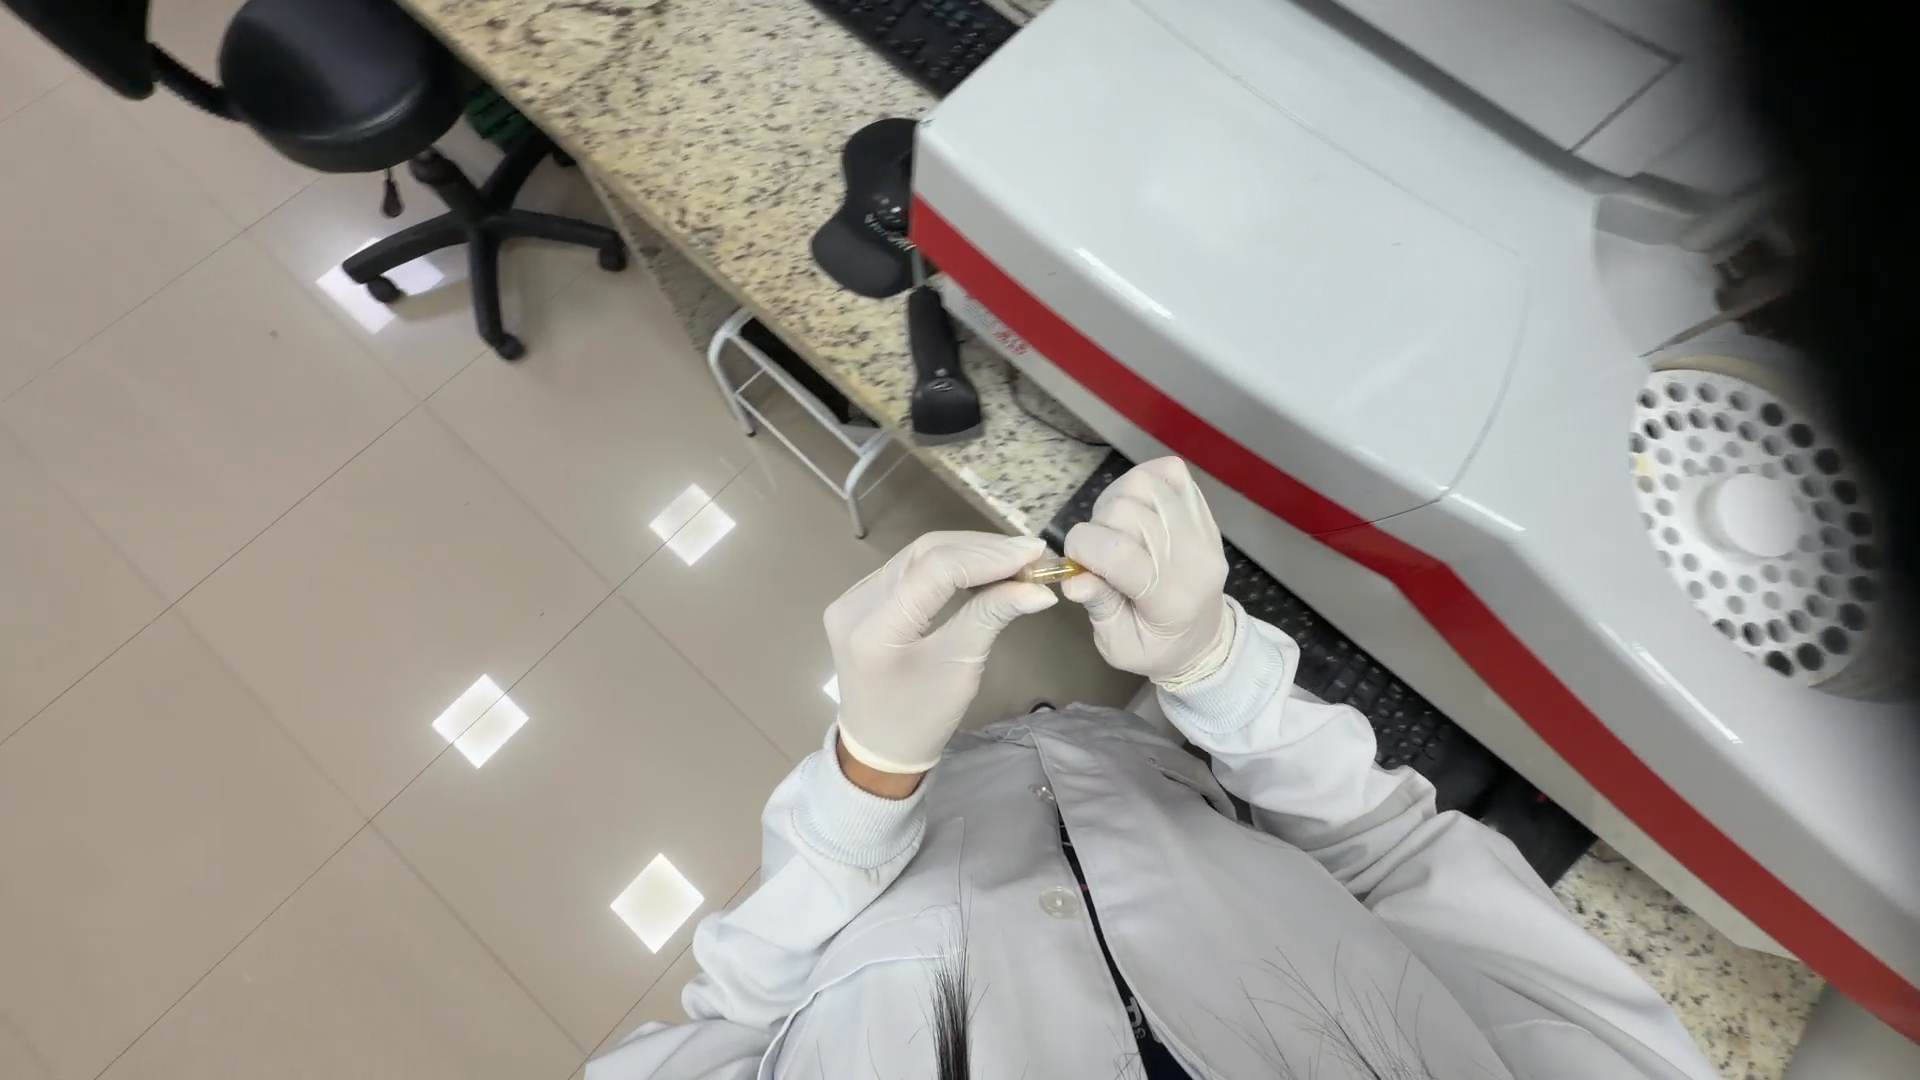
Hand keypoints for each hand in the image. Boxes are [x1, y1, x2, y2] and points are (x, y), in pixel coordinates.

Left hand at [828, 531, 1057, 776]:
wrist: (877, 747)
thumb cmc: (921, 718)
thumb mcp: (960, 667)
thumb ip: (991, 616)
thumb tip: (1039, 589)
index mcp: (875, 628)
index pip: (936, 569)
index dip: (989, 556)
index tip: (1036, 553)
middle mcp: (856, 602)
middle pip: (926, 552)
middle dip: (983, 549)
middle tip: (1031, 555)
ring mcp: (853, 596)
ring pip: (918, 554)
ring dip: (969, 551)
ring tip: (1014, 558)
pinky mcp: (860, 597)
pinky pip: (909, 567)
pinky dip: (949, 563)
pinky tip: (981, 566)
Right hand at [1062, 458, 1232, 684]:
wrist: (1205, 638)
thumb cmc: (1157, 647)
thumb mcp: (1120, 646)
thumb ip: (1099, 608)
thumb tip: (1073, 579)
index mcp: (1171, 598)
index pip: (1118, 553)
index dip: (1081, 549)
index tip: (1075, 563)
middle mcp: (1192, 556)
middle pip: (1127, 513)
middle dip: (1097, 529)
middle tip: (1099, 554)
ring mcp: (1202, 528)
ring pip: (1143, 485)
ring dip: (1116, 503)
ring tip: (1115, 530)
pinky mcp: (1202, 510)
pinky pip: (1169, 471)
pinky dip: (1142, 482)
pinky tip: (1135, 509)